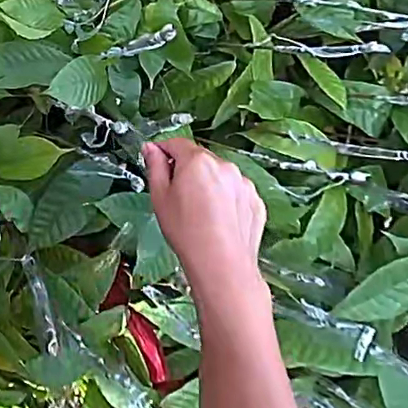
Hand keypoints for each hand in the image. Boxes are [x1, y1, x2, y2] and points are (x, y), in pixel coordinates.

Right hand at [141, 137, 267, 306]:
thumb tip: (151, 148)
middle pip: (198, 158)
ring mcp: (244, 184)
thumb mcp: (159, 195)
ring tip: (196, 209)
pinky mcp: (256, 201)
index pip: (176, 143)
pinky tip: (214, 217)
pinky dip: (223, 197)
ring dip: (206, 182)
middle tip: (174, 192)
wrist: (222, 264)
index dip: (162, 150)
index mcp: (198, 161)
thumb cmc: (186, 230)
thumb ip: (154, 165)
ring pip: (217, 174)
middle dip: (185, 168)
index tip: (154, 160)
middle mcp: (225, 167)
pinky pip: (234, 190)